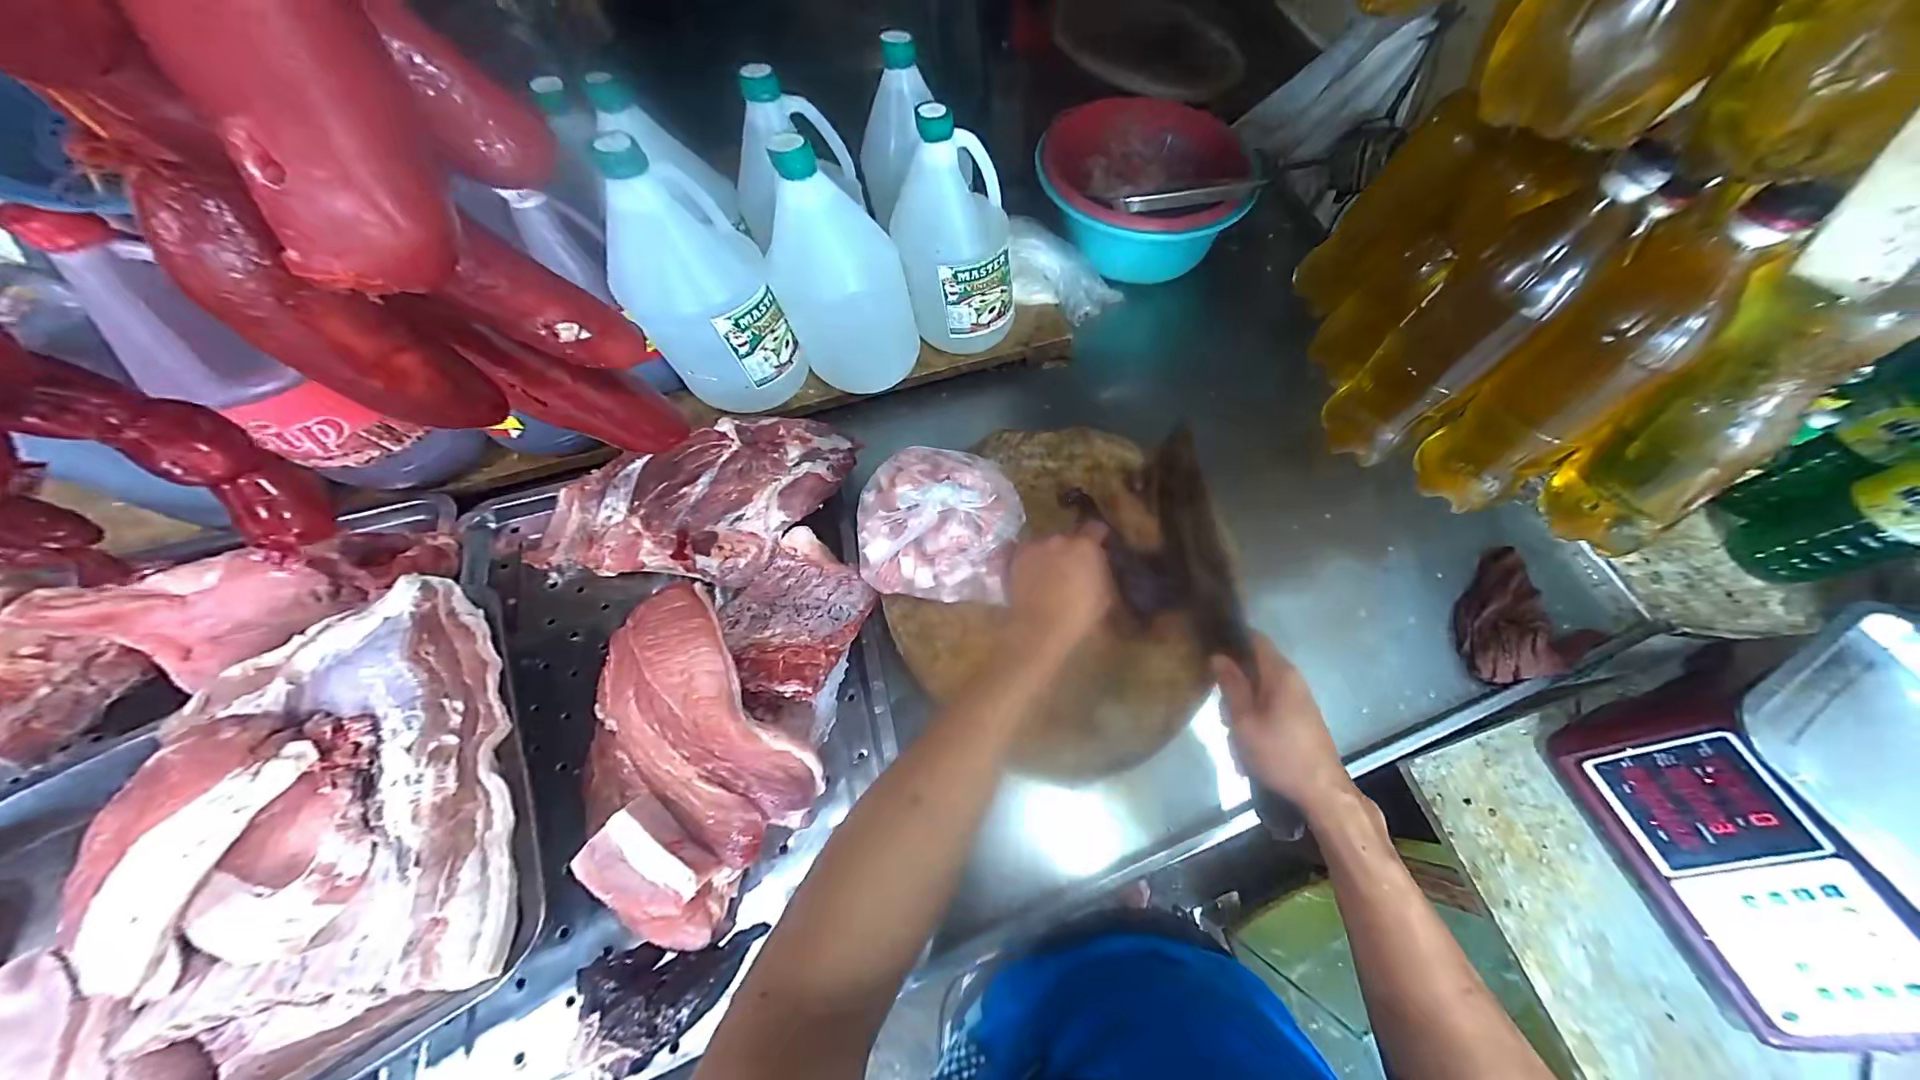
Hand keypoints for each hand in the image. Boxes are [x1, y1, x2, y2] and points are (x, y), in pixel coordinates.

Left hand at [1004, 523, 1114, 658]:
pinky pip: (1029, 553)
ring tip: (1050, 574)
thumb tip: (1099, 561)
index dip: (1099, 538)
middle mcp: (1059, 539)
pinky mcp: (1016, 557)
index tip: (1101, 549)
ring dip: (1052, 554)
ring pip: (1047, 544)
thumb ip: (1102, 570)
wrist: (1040, 626)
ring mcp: (1035, 546)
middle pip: (1069, 537)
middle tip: (1073, 567)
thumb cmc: (1079, 614)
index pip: (1096, 527)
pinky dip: (1033, 561)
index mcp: (1085, 545)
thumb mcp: (1105, 594)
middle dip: (1073, 548)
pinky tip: (1033, 576)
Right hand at [1213, 635, 1356, 816]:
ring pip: (1260, 692)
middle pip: (1255, 668)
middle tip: (1221, 712)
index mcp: (1280, 674)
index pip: (1255, 640)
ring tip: (1234, 738)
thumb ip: (1231, 686)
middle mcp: (1293, 681)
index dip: (1232, 639)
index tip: (1210, 648)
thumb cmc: (1278, 753)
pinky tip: (1248, 746)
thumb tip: (1219, 657)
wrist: (1321, 791)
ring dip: (1242, 709)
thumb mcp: (1244, 720)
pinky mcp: (1302, 719)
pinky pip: (1271, 708)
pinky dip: (1256, 721)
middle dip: (1234, 685)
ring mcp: (1300, 700)